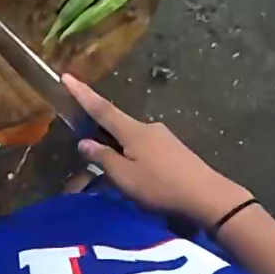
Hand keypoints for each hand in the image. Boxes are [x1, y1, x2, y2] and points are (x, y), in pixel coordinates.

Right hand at [65, 75, 251, 227]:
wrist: (207, 196)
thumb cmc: (161, 186)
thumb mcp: (124, 177)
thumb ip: (103, 158)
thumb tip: (85, 142)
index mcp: (133, 131)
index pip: (101, 108)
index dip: (82, 94)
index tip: (66, 76)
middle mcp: (148, 127)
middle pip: (117, 125)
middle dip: (101, 133)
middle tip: (89, 151)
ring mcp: (163, 137)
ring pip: (131, 139)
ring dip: (119, 151)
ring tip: (115, 175)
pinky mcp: (173, 150)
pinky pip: (144, 148)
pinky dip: (133, 157)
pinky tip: (136, 176)